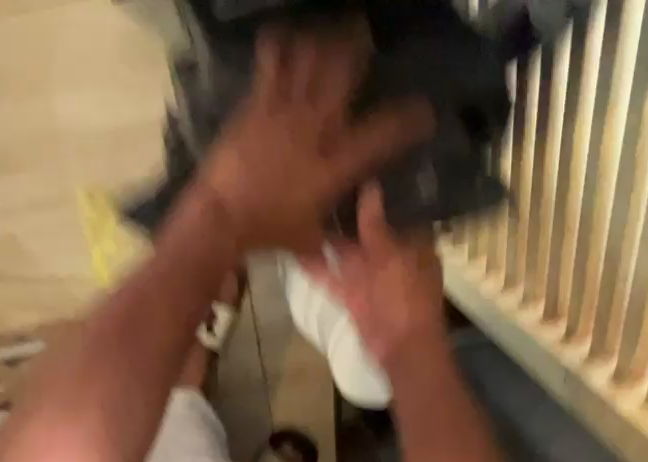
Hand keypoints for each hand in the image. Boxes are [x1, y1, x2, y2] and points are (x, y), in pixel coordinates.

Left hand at [192, 30, 434, 254]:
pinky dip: (280, 43)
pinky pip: (273, 60)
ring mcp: (287, 111)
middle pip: (347, 70)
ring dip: (325, 38)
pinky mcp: (258, 103)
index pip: (386, 132)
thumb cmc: (269, 232)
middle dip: (360, 47)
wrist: (223, 218)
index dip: (412, 117)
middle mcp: (318, 128)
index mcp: (338, 165)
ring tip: (331, 31)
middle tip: (366, 37)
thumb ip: (335, 233)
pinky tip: (285, 38)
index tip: (424, 110)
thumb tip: (355, 244)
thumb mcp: (310, 238)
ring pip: (313, 55)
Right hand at [300, 184, 445, 370]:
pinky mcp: (351, 294)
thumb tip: (370, 184)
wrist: (402, 350)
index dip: (378, 186)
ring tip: (299, 203)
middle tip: (318, 174)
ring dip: (325, 234)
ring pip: (344, 250)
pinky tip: (292, 246)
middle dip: (346, 207)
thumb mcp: (393, 256)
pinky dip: (314, 265)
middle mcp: (390, 254)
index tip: (356, 160)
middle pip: (366, 226)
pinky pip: (330, 275)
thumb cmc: (407, 299)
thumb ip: (376, 223)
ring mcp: (369, 276)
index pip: (395, 206)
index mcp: (411, 241)